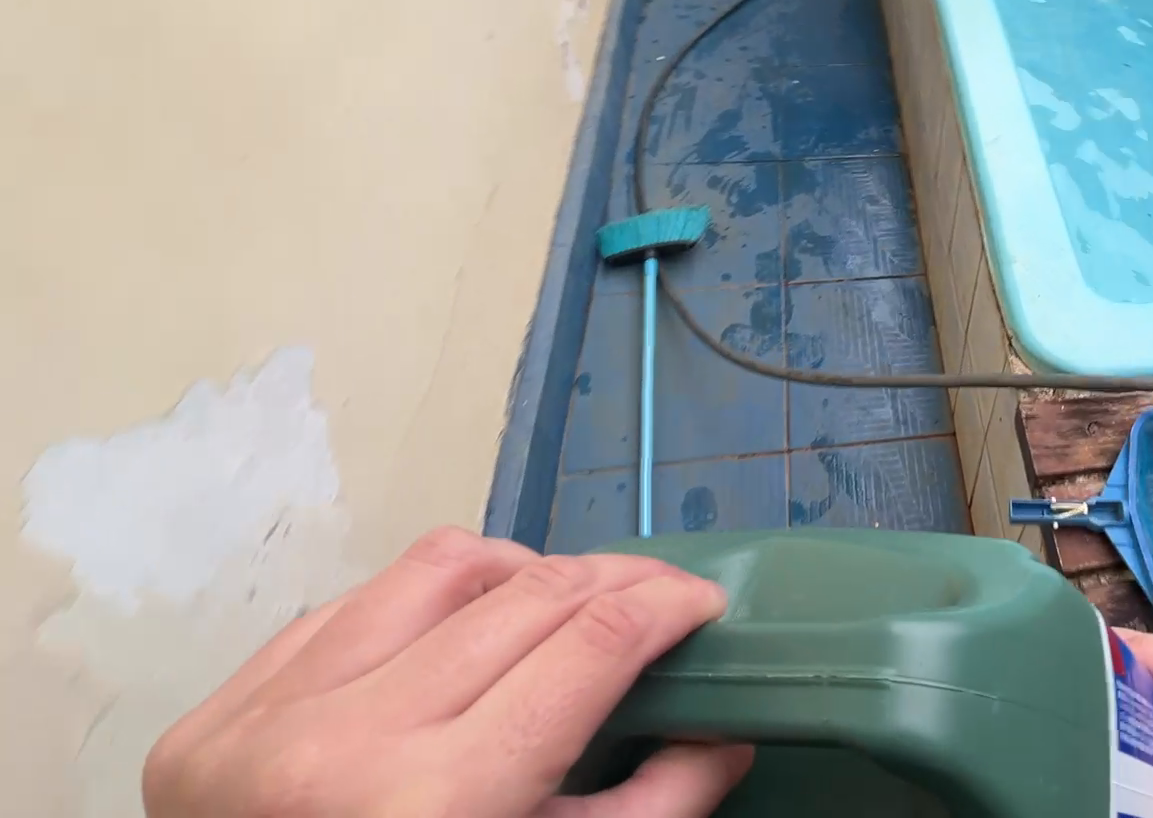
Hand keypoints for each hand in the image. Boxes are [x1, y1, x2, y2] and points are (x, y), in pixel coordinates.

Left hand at [144, 527, 752, 817]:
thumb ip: (660, 806)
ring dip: (531, 569)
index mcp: (439, 804)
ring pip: (452, 562)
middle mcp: (345, 744)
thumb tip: (729, 730)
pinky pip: (365, 593)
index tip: (705, 602)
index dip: (670, 602)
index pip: (596, 641)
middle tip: (662, 595)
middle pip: (539, 592)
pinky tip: (462, 629)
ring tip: (560, 605)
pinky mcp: (220, 708)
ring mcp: (267, 718)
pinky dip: (441, 592)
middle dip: (625, 578)